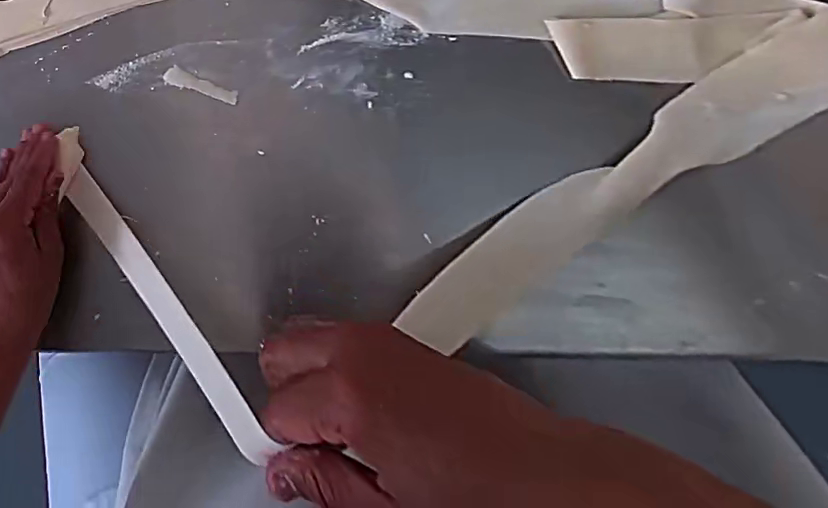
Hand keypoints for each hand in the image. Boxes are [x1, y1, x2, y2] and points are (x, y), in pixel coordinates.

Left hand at [0, 124, 64, 357]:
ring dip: (18, 160)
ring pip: (3, 183)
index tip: (54, 138)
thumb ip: (48, 213)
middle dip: (31, 151)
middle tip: (44, 131)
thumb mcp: (49, 255)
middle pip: (14, 175)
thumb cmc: (23, 304)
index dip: (43, 155)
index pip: (29, 178)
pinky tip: (8, 162)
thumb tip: (52, 183)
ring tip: (29, 139)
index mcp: (4, 224)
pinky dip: (5, 178)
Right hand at [259, 321, 764, 507]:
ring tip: (336, 429)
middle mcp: (357, 350)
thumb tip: (288, 474)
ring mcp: (376, 336)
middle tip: (309, 447)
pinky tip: (360, 410)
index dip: (277, 445)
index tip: (287, 465)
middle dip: (282, 398)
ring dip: (304, 376)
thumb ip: (325, 487)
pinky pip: (337, 335)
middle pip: (278, 353)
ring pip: (302, 335)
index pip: (275, 407)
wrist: (552, 477)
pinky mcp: (395, 335)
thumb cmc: (488, 498)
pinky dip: (330, 362)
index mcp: (349, 395)